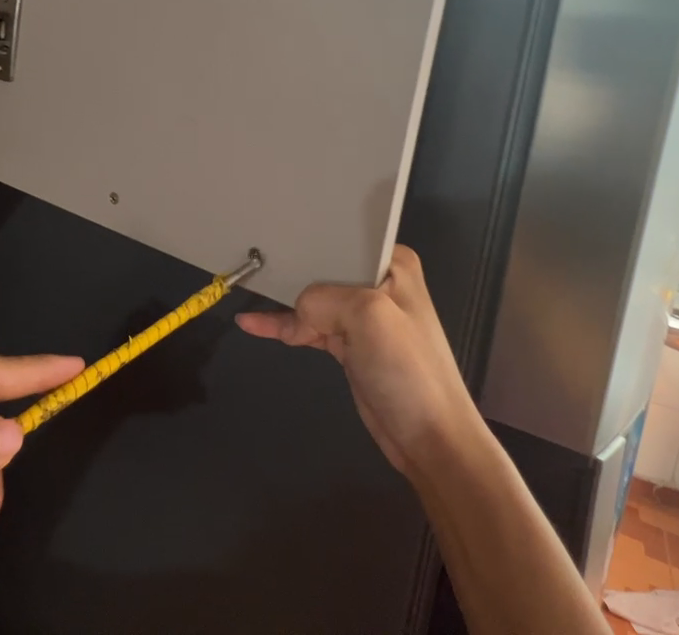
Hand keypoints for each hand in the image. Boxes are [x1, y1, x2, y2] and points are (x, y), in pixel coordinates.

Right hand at [235, 245, 478, 478]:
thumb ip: (322, 300)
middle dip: (292, 271)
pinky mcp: (349, 344)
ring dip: (282, 302)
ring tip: (248, 291)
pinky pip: (308, 326)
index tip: (275, 240)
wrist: (430, 439)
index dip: (309, 244)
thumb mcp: (366, 315)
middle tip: (253, 263)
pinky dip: (282, 325)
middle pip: (323, 269)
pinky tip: (254, 324)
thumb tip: (296, 315)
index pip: (341, 242)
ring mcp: (363, 316)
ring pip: (312, 300)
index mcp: (392, 264)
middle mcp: (379, 283)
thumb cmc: (407, 369)